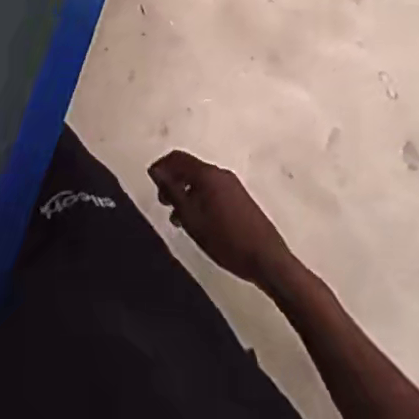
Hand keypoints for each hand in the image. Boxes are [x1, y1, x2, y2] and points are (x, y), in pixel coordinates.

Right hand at [149, 150, 296, 287]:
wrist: (267, 260)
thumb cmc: (225, 240)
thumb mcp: (191, 218)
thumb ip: (172, 191)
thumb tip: (157, 171)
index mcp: (207, 174)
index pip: (178, 158)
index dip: (161, 167)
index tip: (151, 183)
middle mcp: (220, 174)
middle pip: (189, 168)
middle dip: (173, 181)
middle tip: (163, 203)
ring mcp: (233, 185)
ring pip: (201, 181)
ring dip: (186, 193)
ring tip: (178, 218)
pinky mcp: (240, 198)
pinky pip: (213, 190)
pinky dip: (199, 199)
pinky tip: (197, 221)